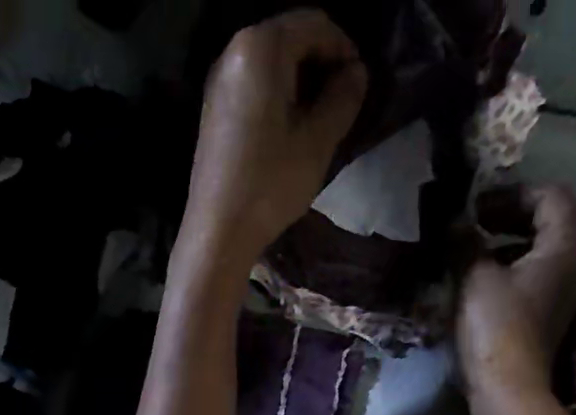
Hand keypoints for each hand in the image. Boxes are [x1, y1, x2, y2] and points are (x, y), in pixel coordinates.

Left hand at [185, 10, 367, 264]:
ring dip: (302, 82)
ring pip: (273, 63)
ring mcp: (220, 81)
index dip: (344, 48)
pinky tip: (292, 130)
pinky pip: (255, 85)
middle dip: (322, 63)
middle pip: (290, 38)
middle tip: (344, 103)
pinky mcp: (215, 109)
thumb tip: (356, 73)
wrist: (219, 229)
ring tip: (322, 120)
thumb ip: (342, 98)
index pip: (315, 24)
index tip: (360, 84)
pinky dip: (280, 95)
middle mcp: (234, 52)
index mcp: (261, 48)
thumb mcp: (318, 141)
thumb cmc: (271, 183)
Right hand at [456, 185, 575, 402]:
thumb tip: (455, 222)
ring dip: (502, 244)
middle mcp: (572, 264)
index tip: (478, 207)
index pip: (551, 196)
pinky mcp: (544, 315)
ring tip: (468, 251)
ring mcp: (560, 292)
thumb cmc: (496, 326)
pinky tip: (474, 281)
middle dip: (507, 216)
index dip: (513, 193)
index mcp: (564, 246)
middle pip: (547, 222)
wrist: (507, 387)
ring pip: (535, 251)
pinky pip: (529, 276)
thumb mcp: (475, 276)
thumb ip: (465, 241)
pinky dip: (505, 269)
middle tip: (471, 223)